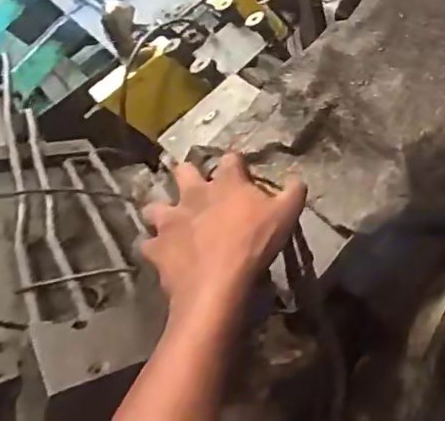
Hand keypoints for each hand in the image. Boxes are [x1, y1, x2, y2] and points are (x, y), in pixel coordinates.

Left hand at [141, 152, 305, 313]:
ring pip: (154, 207)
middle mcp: (194, 195)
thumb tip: (296, 178)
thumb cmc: (254, 242)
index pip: (229, 158)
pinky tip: (163, 250)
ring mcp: (171, 222)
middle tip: (195, 183)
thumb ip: (294, 189)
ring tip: (171, 217)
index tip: (241, 169)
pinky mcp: (156, 249)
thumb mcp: (288, 212)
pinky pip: (148, 243)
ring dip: (161, 210)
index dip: (235, 162)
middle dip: (186, 173)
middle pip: (182, 171)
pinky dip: (155, 245)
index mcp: (226, 182)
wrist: (216, 286)